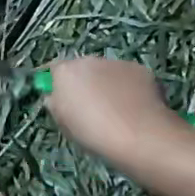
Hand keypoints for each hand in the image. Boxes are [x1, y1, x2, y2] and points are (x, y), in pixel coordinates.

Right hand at [43, 57, 183, 162]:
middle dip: (83, 82)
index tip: (61, 97)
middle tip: (89, 106)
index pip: (54, 68)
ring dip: (106, 84)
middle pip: (82, 68)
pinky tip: (134, 107)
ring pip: (106, 71)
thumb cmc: (92, 133)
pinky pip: (128, 77)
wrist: (138, 135)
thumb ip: (56, 104)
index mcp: (66, 72)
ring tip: (115, 109)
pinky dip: (128, 87)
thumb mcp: (63, 123)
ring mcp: (117, 63)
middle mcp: (90, 60)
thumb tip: (55, 96)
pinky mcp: (140, 70)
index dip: (56, 82)